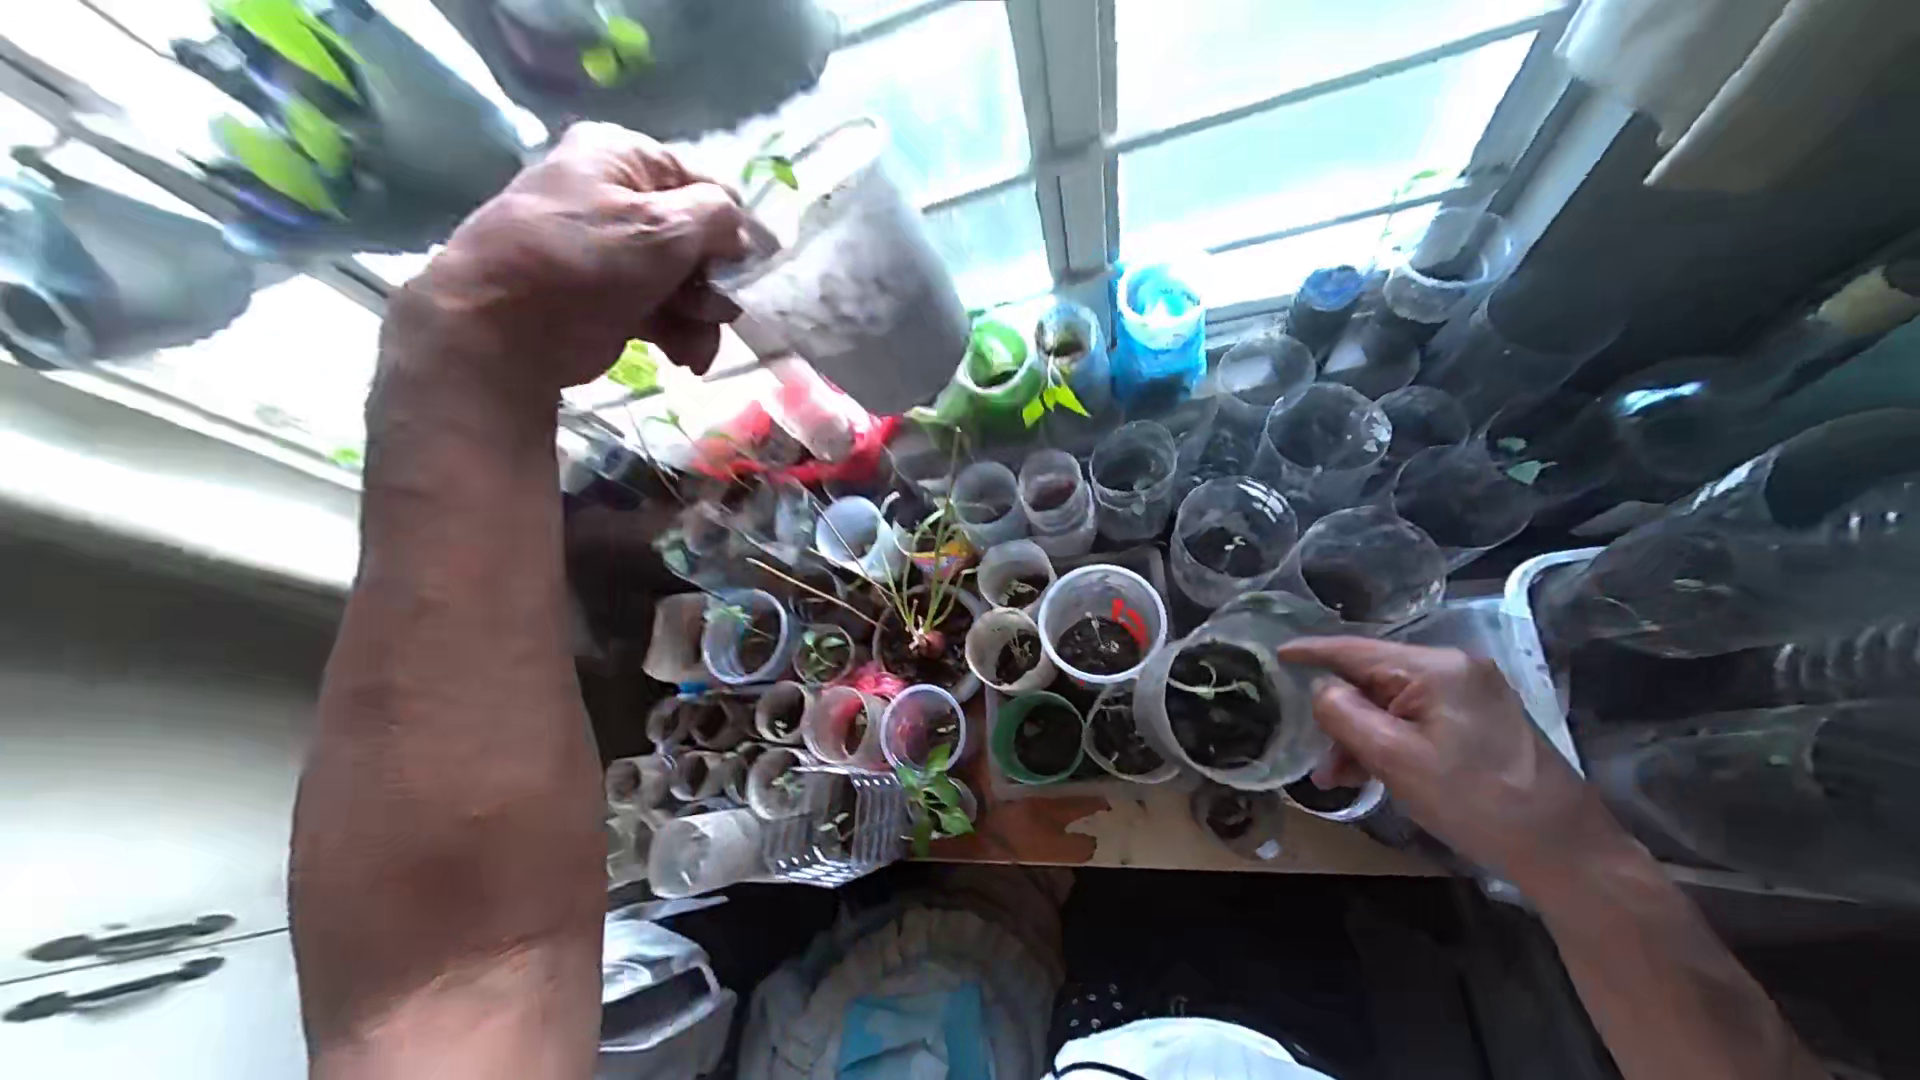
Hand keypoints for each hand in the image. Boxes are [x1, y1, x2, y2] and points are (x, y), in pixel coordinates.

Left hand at [384, 121, 748, 398]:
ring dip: (701, 319)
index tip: (751, 269)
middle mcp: (620, 199)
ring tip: (694, 346)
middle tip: (710, 309)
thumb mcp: (663, 227)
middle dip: (714, 284)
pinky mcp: (614, 299)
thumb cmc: (585, 265)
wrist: (504, 331)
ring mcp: (616, 253)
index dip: (734, 229)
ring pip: (688, 283)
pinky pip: (667, 311)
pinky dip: (682, 336)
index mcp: (624, 159)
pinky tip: (686, 358)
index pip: (706, 187)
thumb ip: (718, 218)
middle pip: (700, 241)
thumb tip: (744, 232)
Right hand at [1275, 636, 1629, 886]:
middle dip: (1338, 715)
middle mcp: (1453, 669)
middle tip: (1314, 755)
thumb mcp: (1394, 758)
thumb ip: (1343, 713)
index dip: (1310, 652)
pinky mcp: (1478, 719)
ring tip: (1338, 777)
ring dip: (1360, 735)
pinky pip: (1414, 718)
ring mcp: (1469, 694)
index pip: (1354, 649)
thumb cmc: (1475, 801)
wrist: (1568, 853)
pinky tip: (1370, 772)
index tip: (1275, 653)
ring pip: (1390, 703)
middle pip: (1371, 680)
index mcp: (1435, 668)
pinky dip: (1388, 741)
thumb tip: (1320, 688)